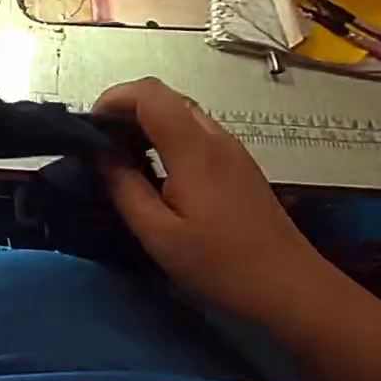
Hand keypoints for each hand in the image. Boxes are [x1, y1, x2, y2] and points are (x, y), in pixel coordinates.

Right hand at [94, 78, 349, 328]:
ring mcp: (230, 148)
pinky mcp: (238, 163)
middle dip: (126, 108)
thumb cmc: (221, 264)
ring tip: (121, 153)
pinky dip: (166, 134)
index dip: (114, 98)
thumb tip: (101, 156)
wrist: (290, 286)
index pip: (150, 94)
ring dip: (146, 121)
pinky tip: (155, 168)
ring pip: (181, 112)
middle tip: (100, 141)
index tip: (91, 126)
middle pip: (165, 96)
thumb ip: (125, 189)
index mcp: (193, 148)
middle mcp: (214, 137)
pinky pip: (195, 130)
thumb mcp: (160, 235)